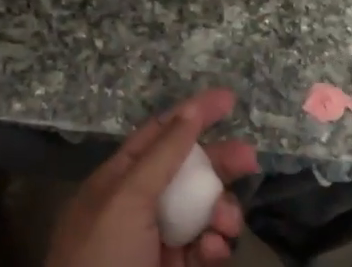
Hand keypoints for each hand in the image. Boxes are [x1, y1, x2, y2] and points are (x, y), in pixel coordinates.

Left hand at [45, 88, 258, 266]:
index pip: (159, 133)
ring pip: (202, 210)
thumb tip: (192, 109)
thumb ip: (163, 155)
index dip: (192, 113)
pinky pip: (204, 248)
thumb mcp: (127, 200)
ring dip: (222, 209)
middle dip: (219, 162)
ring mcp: (158, 240)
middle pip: (187, 170)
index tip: (229, 100)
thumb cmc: (102, 257)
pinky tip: (215, 249)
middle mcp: (139, 205)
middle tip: (249, 159)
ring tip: (228, 221)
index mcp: (118, 180)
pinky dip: (215, 246)